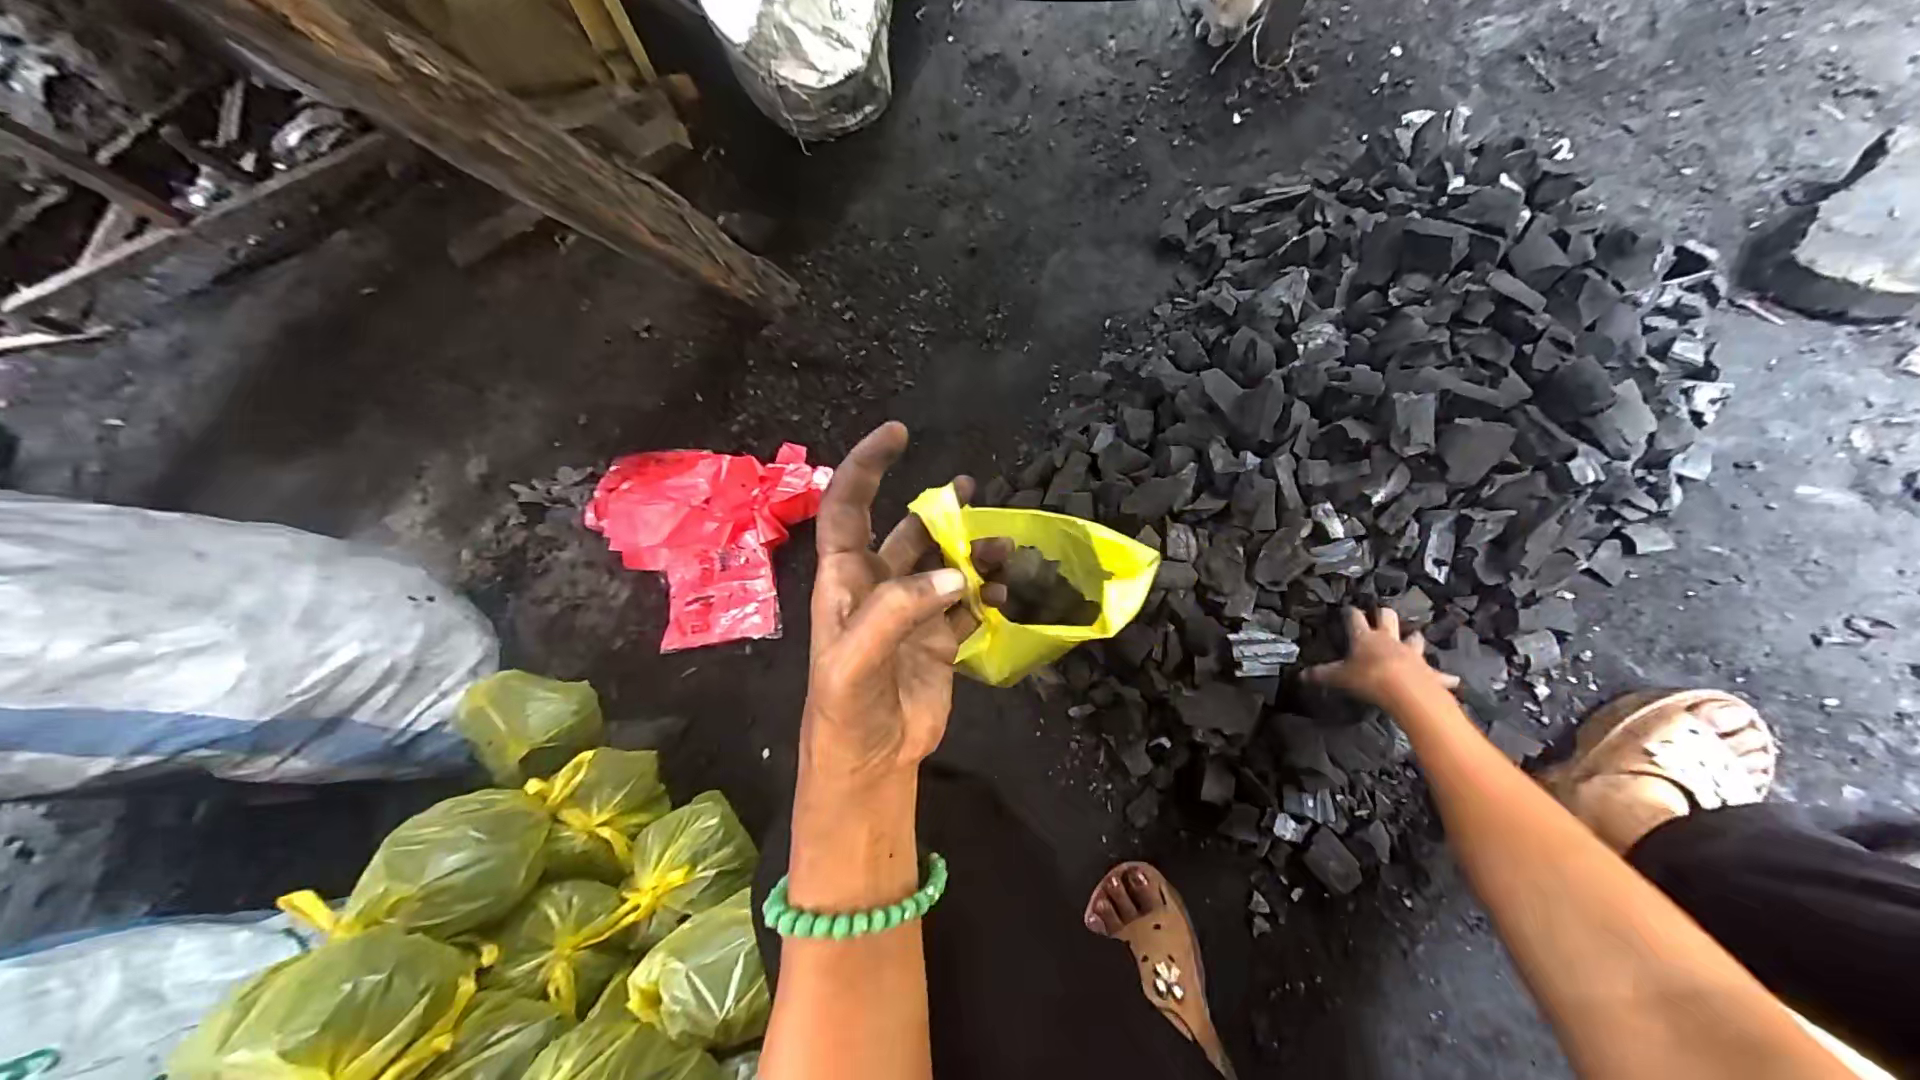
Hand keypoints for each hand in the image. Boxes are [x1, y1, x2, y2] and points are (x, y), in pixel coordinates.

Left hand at [802, 422, 1007, 785]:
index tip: (897, 434)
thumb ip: (897, 611)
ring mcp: (912, 610)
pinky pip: (967, 598)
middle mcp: (878, 586)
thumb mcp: (854, 662)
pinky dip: (986, 587)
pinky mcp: (940, 635)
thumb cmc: (846, 711)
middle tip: (971, 493)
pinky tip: (1004, 586)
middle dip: (937, 510)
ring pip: (944, 562)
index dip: (866, 466)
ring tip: (1002, 549)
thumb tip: (952, 574)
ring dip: (972, 550)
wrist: (870, 762)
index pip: (848, 507)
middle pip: (908, 530)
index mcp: (845, 580)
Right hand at [1306, 606, 1459, 707]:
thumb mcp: (1339, 678)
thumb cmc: (1369, 679)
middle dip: (1383, 613)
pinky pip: (1440, 673)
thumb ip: (1321, 675)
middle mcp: (1389, 640)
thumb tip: (1300, 675)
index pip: (1354, 618)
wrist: (1406, 692)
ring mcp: (1411, 653)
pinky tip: (1452, 679)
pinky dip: (1444, 676)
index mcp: (1365, 638)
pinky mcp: (1429, 671)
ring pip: (1414, 639)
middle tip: (1380, 612)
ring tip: (1414, 638)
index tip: (1346, 608)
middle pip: (1387, 617)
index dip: (1349, 612)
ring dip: (1413, 639)